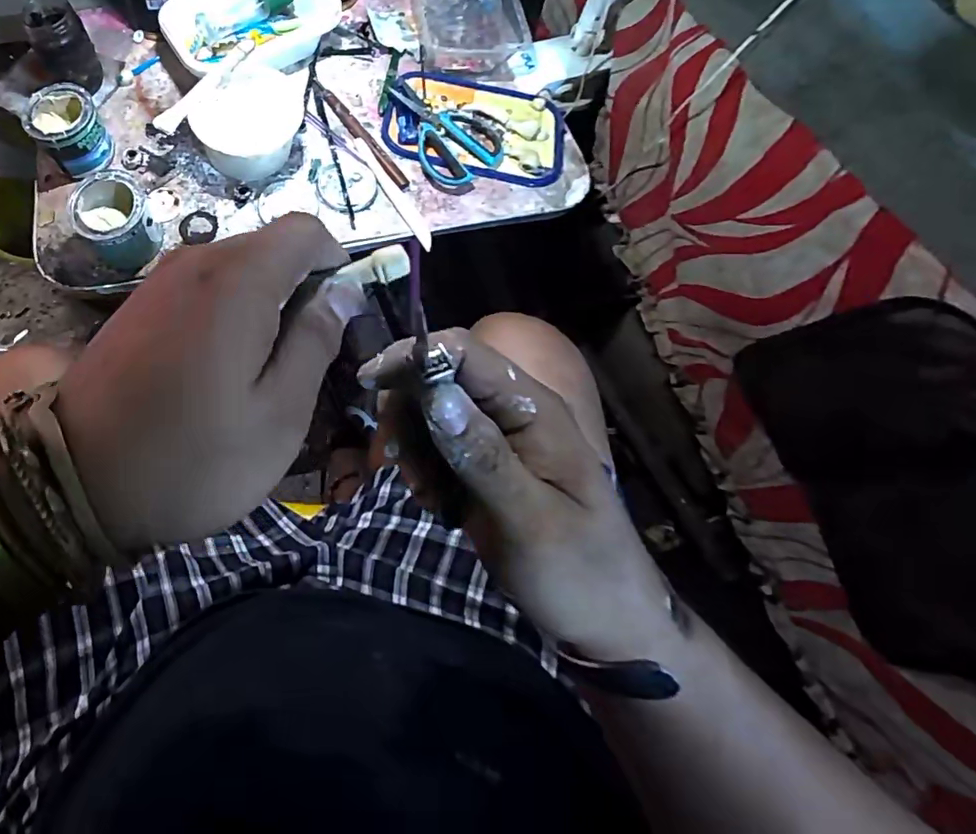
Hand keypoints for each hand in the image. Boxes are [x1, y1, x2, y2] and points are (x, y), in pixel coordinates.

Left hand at [53, 214, 361, 550]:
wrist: (77, 479)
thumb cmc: (192, 459)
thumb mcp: (278, 413)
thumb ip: (314, 341)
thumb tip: (339, 292)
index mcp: (237, 279)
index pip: (305, 229)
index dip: (335, 261)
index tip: (340, 314)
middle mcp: (193, 262)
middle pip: (267, 246)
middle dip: (297, 286)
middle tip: (303, 356)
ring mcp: (157, 281)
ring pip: (232, 269)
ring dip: (259, 304)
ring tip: (257, 370)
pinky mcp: (135, 305)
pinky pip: (197, 289)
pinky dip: (222, 312)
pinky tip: (214, 367)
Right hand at [360, 330, 681, 660]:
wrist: (606, 625)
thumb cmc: (579, 573)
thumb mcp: (529, 519)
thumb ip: (482, 455)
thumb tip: (435, 394)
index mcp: (534, 409)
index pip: (464, 351)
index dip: (412, 355)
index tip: (368, 384)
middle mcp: (513, 411)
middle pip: (435, 377)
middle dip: (407, 415)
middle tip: (404, 465)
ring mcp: (497, 437)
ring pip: (427, 412)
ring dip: (412, 449)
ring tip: (428, 496)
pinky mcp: (481, 462)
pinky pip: (432, 445)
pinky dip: (421, 470)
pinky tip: (437, 504)